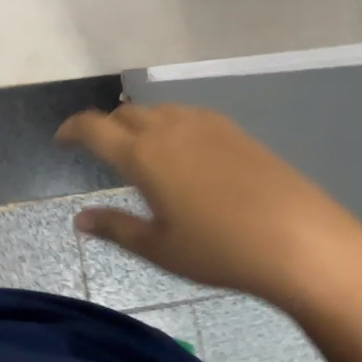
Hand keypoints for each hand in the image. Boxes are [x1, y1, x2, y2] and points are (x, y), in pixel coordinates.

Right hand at [57, 103, 361, 311]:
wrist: (300, 238)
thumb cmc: (221, 250)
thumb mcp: (161, 249)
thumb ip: (116, 228)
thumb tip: (79, 220)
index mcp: (141, 155)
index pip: (93, 127)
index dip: (71, 129)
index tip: (61, 139)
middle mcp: (166, 128)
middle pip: (124, 114)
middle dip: (107, 127)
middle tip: (103, 153)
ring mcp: (201, 123)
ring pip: (156, 111)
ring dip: (139, 125)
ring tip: (144, 154)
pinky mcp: (231, 128)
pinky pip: (185, 116)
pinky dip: (169, 127)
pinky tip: (185, 155)